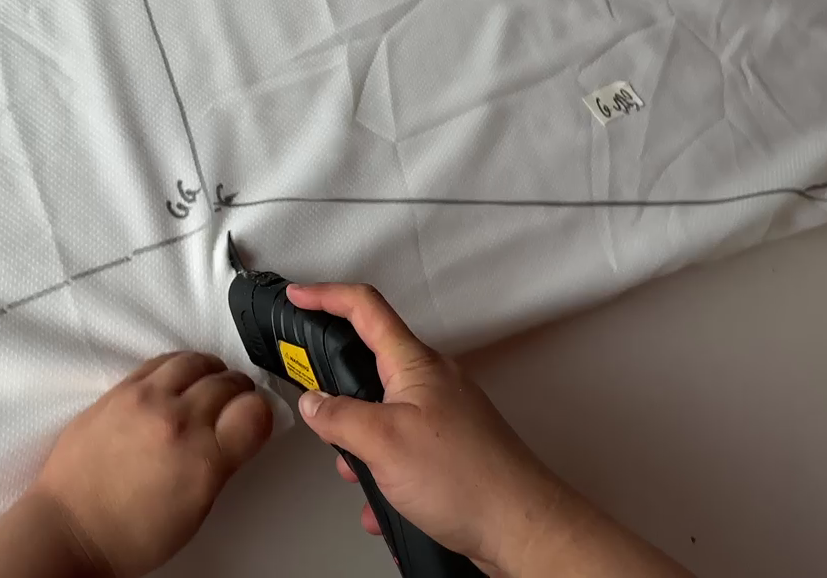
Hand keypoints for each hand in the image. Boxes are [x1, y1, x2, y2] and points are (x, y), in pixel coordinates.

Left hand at [29, 351, 272, 577]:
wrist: (71, 526)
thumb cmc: (131, 534)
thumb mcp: (195, 510)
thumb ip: (222, 464)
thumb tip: (241, 431)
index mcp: (203, 459)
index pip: (254, 411)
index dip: (262, 411)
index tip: (257, 416)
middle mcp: (177, 420)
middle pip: (227, 382)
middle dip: (239, 389)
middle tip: (237, 398)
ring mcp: (146, 398)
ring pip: (195, 361)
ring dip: (211, 369)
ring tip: (212, 380)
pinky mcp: (121, 388)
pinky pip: (162, 361)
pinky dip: (180, 365)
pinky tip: (181, 376)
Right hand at [290, 284, 688, 576]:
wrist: (528, 532)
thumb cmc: (468, 479)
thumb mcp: (382, 442)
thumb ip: (337, 417)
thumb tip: (314, 403)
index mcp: (414, 362)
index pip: (363, 306)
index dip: (325, 295)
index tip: (298, 295)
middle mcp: (431, 379)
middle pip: (370, 358)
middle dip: (337, 384)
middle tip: (315, 395)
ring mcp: (444, 412)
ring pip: (384, 408)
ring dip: (360, 436)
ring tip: (356, 469)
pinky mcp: (453, 446)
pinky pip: (404, 443)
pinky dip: (385, 466)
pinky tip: (383, 498)